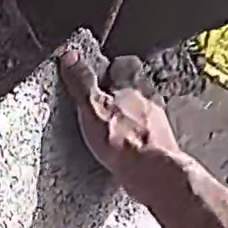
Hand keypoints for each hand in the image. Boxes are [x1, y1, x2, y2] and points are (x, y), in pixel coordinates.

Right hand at [57, 48, 184, 178]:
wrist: (151, 170)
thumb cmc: (122, 140)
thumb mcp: (92, 108)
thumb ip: (81, 82)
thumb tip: (70, 56)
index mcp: (133, 84)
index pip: (124, 63)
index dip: (110, 67)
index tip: (96, 75)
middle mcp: (149, 97)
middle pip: (134, 84)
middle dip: (120, 90)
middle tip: (102, 101)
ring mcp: (156, 118)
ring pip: (141, 106)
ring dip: (129, 111)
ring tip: (112, 124)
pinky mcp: (158, 139)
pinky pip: (145, 129)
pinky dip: (134, 132)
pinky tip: (124, 143)